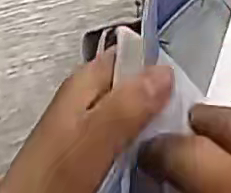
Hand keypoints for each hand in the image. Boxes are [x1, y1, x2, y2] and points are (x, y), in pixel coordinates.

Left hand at [0, 49, 173, 192]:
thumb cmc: (46, 182)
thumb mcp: (91, 138)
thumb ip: (126, 101)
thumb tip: (165, 71)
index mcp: (84, 81)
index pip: (134, 50)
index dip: (161, 62)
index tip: (183, 84)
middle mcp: (86, 98)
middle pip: (137, 84)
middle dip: (158, 98)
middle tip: (175, 119)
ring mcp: (86, 128)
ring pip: (134, 113)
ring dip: (150, 125)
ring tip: (163, 142)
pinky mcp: (87, 155)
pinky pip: (125, 139)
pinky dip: (138, 147)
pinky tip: (144, 161)